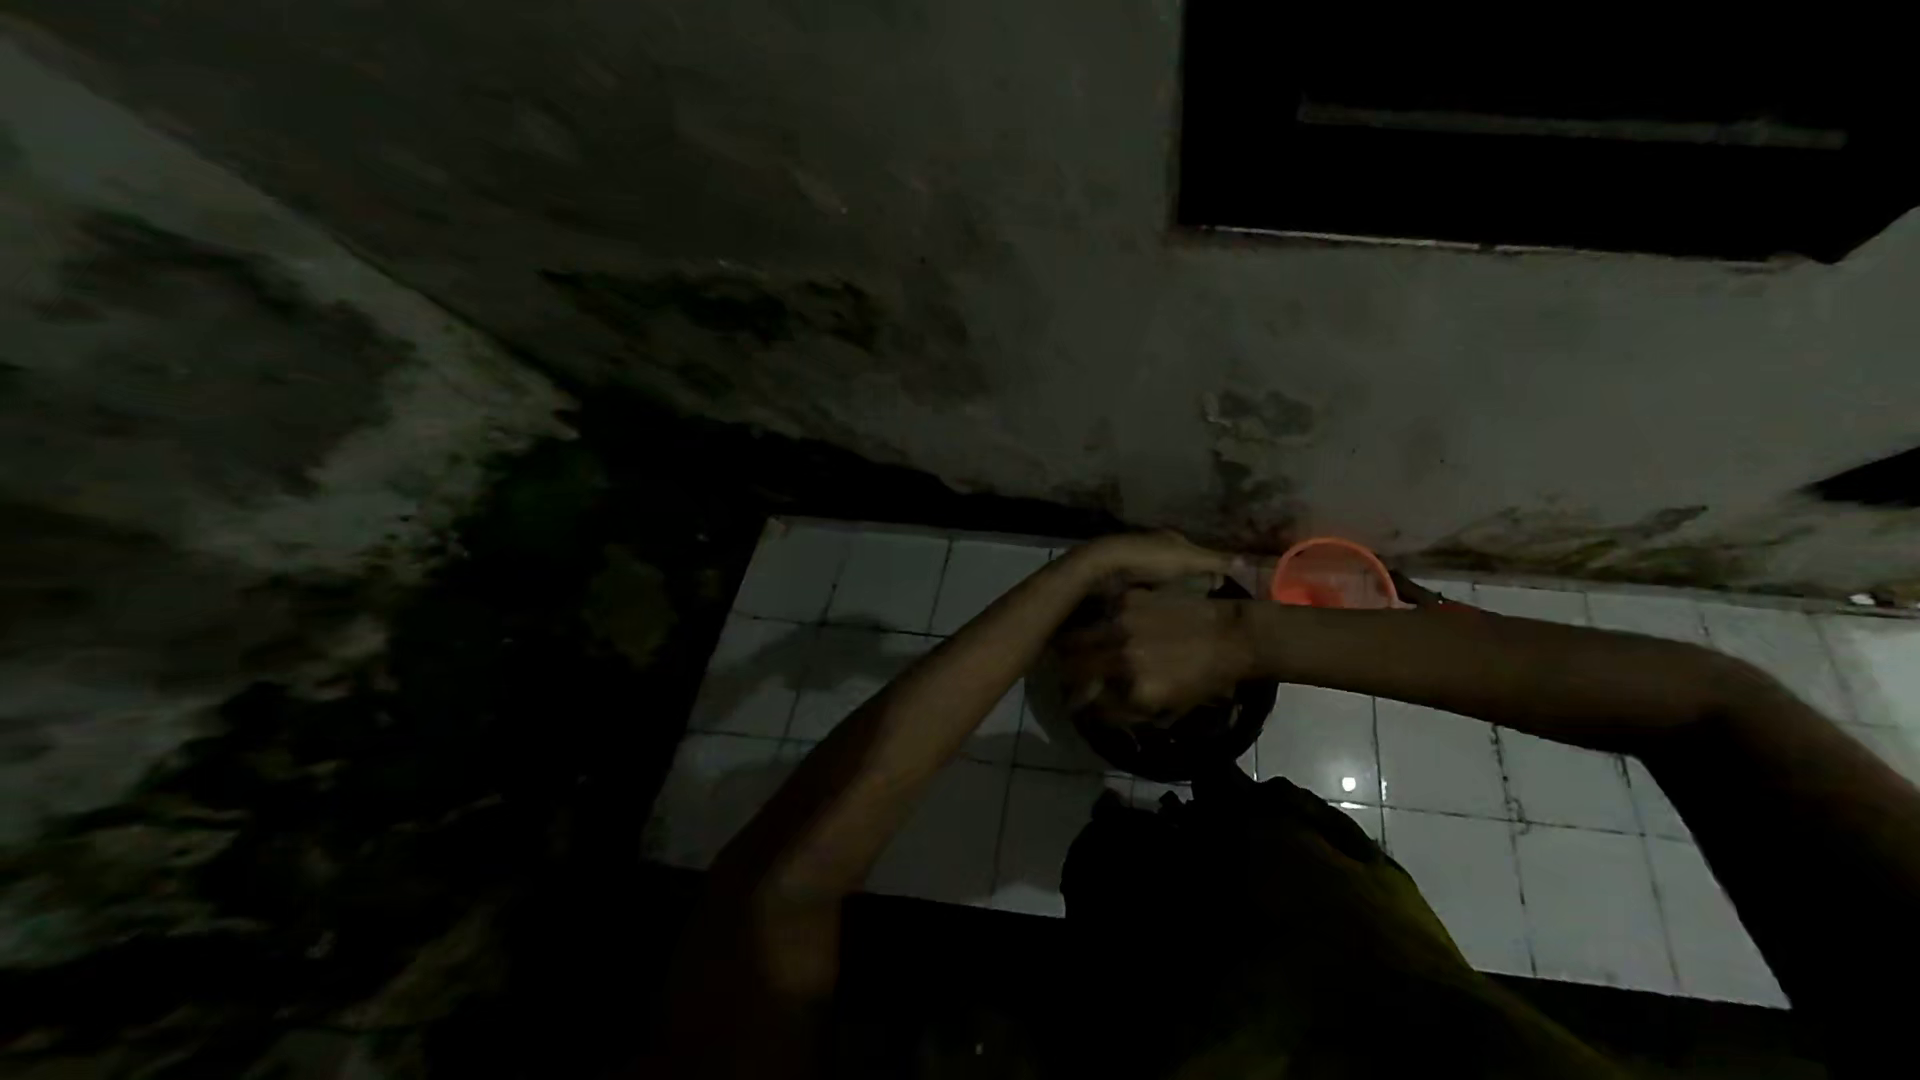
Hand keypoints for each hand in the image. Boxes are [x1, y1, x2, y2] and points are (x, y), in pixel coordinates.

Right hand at [1054, 589, 1252, 719]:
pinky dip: (1092, 620)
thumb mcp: (1170, 707)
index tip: (1075, 700)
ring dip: (1071, 646)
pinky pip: (1097, 612)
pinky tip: (1096, 623)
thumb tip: (1097, 707)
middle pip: (1071, 668)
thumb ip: (1130, 709)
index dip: (1078, 703)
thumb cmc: (1208, 678)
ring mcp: (1124, 625)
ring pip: (1075, 638)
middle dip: (1066, 673)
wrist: (1234, 636)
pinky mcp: (1129, 599)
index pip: (1089, 703)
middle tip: (1069, 673)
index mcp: (1137, 691)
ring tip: (1074, 648)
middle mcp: (1124, 658)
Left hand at [1066, 530, 1236, 585]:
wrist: (1107, 564)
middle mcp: (1156, 544)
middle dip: (1192, 575)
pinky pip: (1147, 582)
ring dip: (1173, 584)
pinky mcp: (1126, 572)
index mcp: (1172, 538)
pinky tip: (1159, 602)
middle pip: (1181, 561)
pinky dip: (1155, 590)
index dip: (1210, 565)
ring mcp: (1139, 558)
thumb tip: (1249, 561)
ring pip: (1163, 572)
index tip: (1220, 584)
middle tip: (1204, 595)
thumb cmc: (1149, 558)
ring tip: (1185, 602)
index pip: (1198, 551)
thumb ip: (1216, 561)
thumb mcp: (1187, 560)